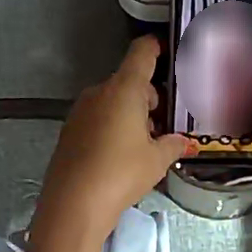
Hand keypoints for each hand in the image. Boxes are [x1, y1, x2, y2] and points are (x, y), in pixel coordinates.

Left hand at [25, 37, 190, 251]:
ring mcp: (80, 111)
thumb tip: (181, 142)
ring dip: (130, 115)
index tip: (169, 52)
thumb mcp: (157, 160)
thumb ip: (173, 145)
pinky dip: (112, 127)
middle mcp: (99, 92)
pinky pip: (98, 119)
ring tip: (146, 145)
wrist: (73, 204)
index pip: (142, 52)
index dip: (157, 47)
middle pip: (129, 82)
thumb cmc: (121, 173)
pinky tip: (121, 155)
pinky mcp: (69, 131)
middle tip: (165, 124)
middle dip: (148, 99)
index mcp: (124, 89)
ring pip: (112, 102)